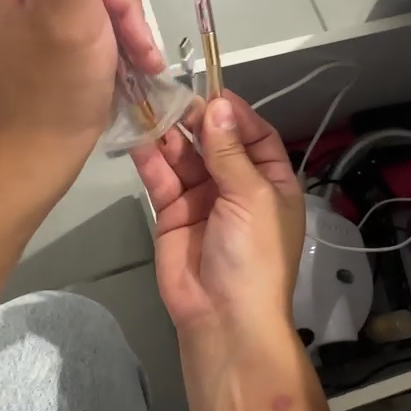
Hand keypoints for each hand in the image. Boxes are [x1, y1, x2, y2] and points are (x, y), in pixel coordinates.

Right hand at [131, 94, 305, 346]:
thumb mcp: (251, 197)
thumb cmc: (253, 256)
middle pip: (216, 141)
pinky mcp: (171, 212)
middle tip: (171, 97)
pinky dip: (150, 158)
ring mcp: (203, 199)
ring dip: (169, 134)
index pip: (255, 135)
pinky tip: (138, 136)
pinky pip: (162, 178)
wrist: (223, 317)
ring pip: (185, 156)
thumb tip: (218, 105)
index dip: (235, 114)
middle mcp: (238, 186)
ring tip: (149, 108)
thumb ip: (230, 151)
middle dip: (195, 120)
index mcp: (272, 182)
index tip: (211, 93)